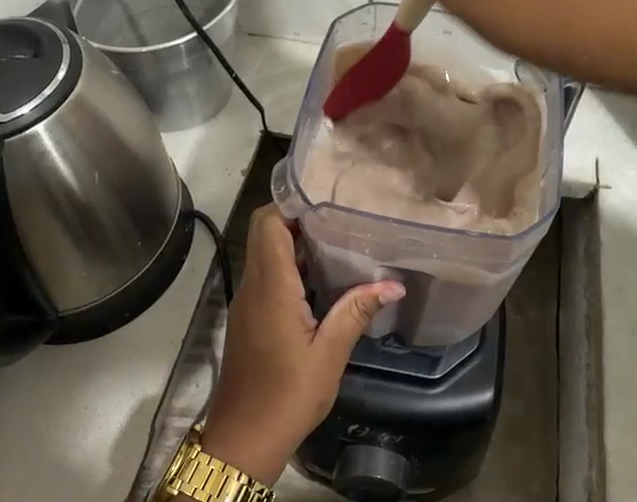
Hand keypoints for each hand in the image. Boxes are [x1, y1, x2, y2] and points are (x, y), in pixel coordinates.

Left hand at [198, 205, 404, 483]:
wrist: (242, 441)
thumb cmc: (286, 396)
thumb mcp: (329, 356)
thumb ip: (356, 313)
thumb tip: (394, 285)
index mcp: (271, 288)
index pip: (268, 224)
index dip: (290, 202)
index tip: (324, 194)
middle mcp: (253, 286)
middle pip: (264, 232)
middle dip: (296, 216)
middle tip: (337, 211)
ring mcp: (248, 302)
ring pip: (265, 252)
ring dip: (294, 240)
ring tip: (337, 234)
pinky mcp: (249, 317)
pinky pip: (267, 275)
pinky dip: (290, 264)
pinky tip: (323, 274)